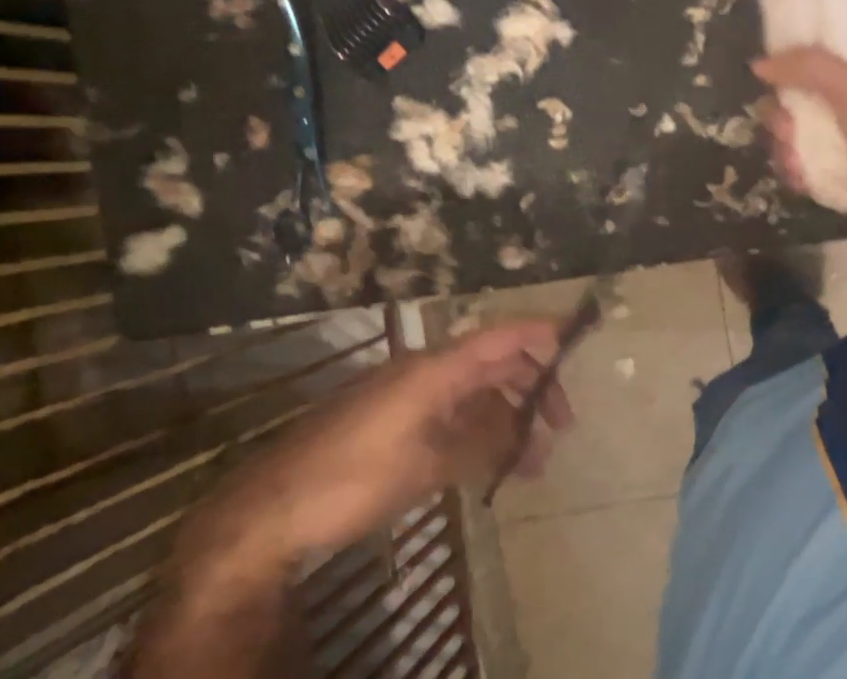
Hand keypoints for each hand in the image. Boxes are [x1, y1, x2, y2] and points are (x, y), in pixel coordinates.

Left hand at [182, 319, 573, 573]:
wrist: (265, 514)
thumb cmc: (351, 478)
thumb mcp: (427, 465)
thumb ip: (484, 445)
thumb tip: (528, 442)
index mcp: (433, 369)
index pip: (500, 336)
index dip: (542, 333)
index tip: (580, 338)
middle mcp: (425, 374)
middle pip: (495, 365)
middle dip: (535, 389)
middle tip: (562, 427)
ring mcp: (408, 400)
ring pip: (477, 396)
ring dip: (510, 420)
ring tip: (533, 462)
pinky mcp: (395, 426)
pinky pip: (453, 418)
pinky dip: (481, 435)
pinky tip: (494, 466)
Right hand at [753, 48, 846, 236]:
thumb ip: (809, 68)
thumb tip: (759, 64)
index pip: (808, 68)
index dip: (786, 71)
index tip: (768, 79)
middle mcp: (841, 112)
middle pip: (791, 106)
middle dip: (781, 117)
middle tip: (788, 128)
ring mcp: (835, 147)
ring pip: (789, 140)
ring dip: (786, 148)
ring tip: (798, 161)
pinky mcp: (830, 179)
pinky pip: (797, 170)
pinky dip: (796, 174)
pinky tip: (803, 179)